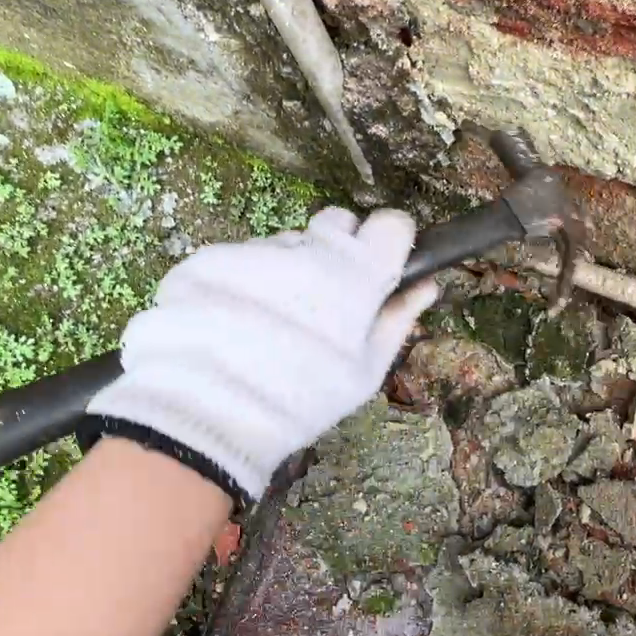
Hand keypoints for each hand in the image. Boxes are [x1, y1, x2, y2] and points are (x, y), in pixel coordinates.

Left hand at [84, 207, 437, 499]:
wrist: (208, 412)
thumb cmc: (304, 396)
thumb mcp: (365, 372)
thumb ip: (398, 320)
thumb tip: (427, 286)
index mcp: (356, 272)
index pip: (390, 223)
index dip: (388, 243)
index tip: (379, 269)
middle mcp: (310, 247)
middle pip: (338, 223)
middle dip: (338, 250)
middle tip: (324, 300)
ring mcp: (258, 248)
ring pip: (288, 244)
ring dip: (289, 269)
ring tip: (268, 321)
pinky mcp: (213, 257)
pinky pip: (243, 259)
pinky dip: (245, 281)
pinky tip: (232, 321)